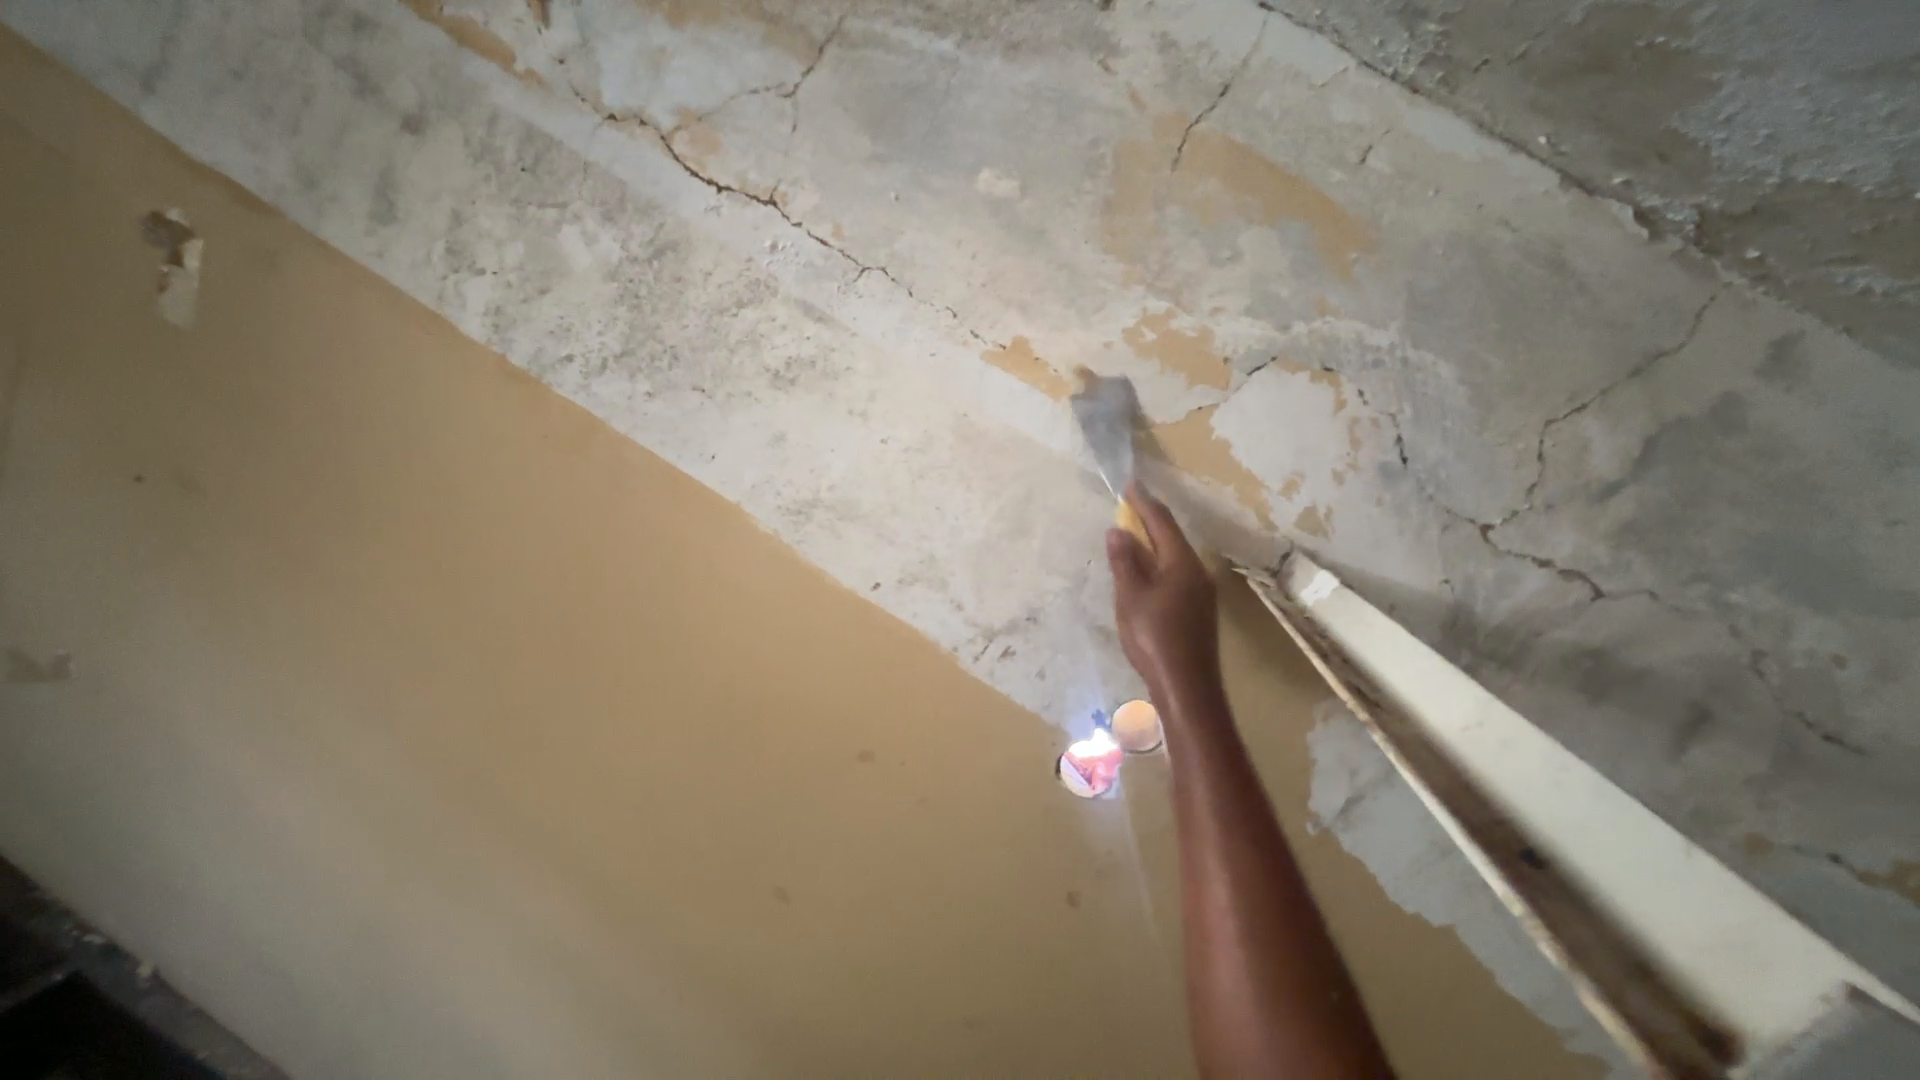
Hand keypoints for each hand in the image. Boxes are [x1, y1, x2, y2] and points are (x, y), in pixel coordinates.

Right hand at [1106, 483, 1219, 702]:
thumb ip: (1125, 562)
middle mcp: (1197, 572)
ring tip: (1131, 538)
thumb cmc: (1155, 638)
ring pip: (1175, 558)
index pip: (1162, 523)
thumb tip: (1119, 531)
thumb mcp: (1130, 598)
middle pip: (1172, 538)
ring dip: (1153, 545)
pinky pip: (1177, 575)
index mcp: (1182, 564)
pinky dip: (1158, 565)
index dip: (1143, 503)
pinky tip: (1145, 573)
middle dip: (1149, 522)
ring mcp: (1201, 593)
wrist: (1187, 687)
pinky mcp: (1198, 611)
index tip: (1130, 485)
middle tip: (1128, 508)